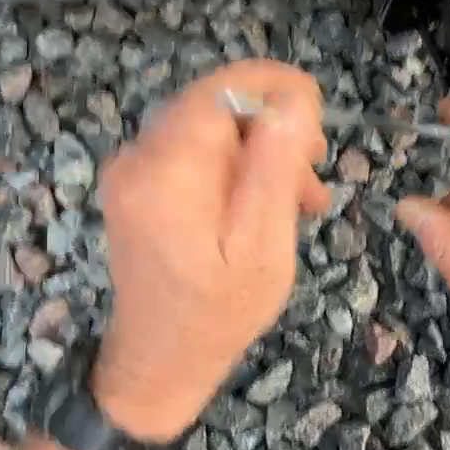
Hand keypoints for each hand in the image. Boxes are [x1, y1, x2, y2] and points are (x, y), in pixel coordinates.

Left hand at [92, 61, 329, 441]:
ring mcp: (133, 171)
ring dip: (261, 150)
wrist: (160, 361)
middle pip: (216, 105)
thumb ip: (274, 166)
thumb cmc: (219, 311)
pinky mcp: (139, 185)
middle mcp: (138, 158)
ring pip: (211, 128)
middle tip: (316, 167)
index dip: (274, 88)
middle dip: (273, 126)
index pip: (222, 90)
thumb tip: (293, 99)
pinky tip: (267, 202)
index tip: (317, 114)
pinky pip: (195, 153)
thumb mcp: (262, 244)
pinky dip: (235, 167)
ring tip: (304, 197)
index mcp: (167, 170)